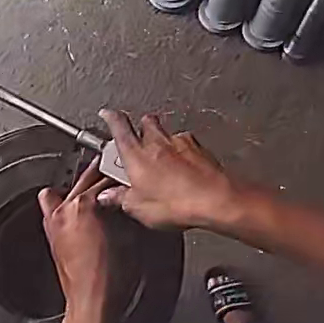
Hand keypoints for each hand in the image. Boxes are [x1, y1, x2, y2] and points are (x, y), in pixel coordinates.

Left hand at [39, 159, 119, 322]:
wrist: (92, 303)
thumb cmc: (110, 278)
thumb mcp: (130, 236)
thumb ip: (124, 209)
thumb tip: (125, 198)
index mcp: (84, 205)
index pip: (106, 178)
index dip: (120, 176)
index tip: (127, 176)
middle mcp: (65, 209)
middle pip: (86, 178)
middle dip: (102, 175)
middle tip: (115, 175)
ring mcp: (54, 221)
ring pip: (67, 188)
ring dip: (82, 186)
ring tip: (97, 190)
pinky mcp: (52, 234)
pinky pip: (53, 204)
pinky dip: (64, 202)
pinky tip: (80, 209)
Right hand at [95, 109, 238, 230]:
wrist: (216, 199)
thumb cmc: (178, 202)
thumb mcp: (140, 208)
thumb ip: (121, 199)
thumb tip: (110, 197)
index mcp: (137, 154)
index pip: (119, 126)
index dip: (111, 117)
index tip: (108, 114)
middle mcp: (158, 142)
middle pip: (146, 122)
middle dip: (141, 128)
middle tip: (138, 144)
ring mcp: (180, 142)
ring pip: (167, 132)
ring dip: (163, 141)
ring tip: (162, 160)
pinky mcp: (199, 148)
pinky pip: (186, 143)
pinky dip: (182, 151)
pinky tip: (183, 167)